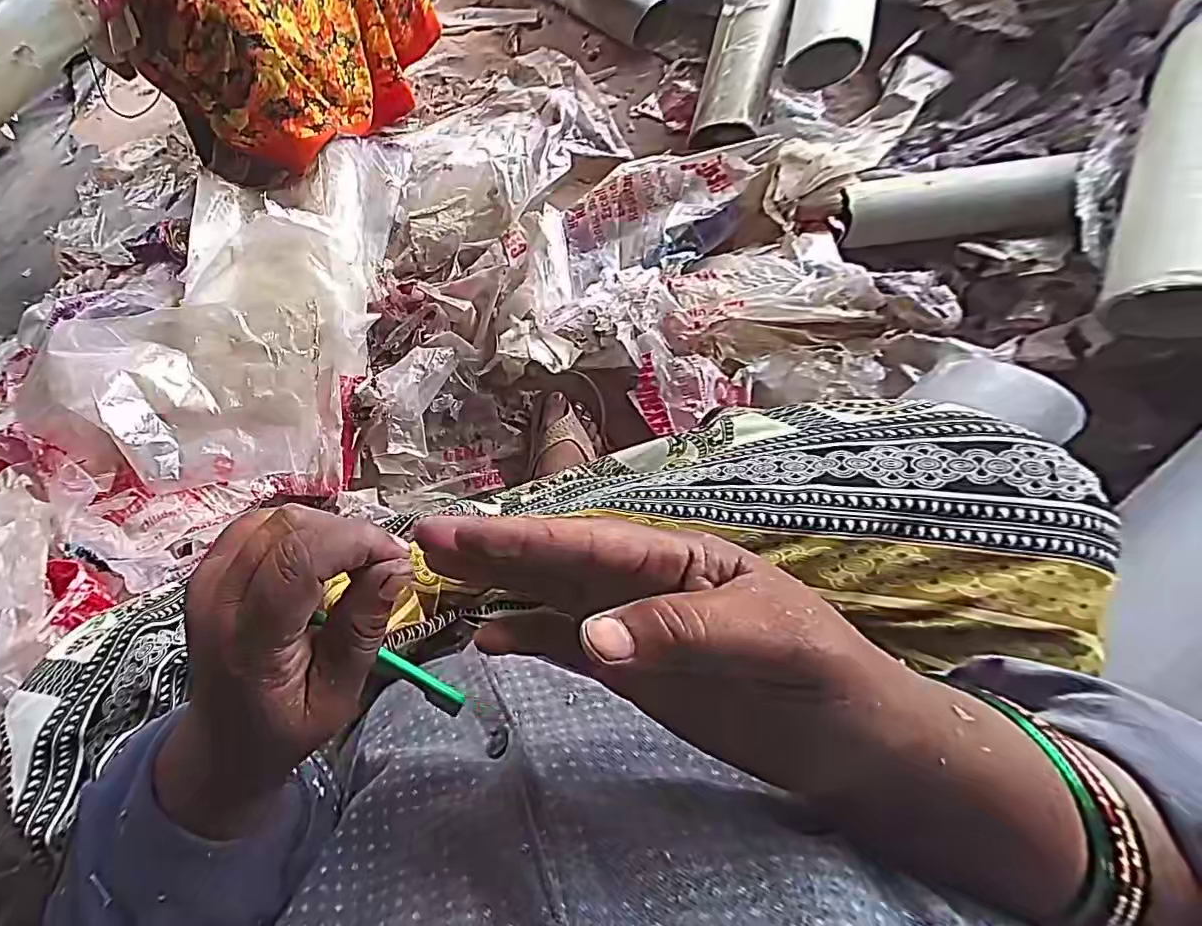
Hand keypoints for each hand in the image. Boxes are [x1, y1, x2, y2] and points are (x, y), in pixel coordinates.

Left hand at [156, 505, 411, 837]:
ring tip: (350, 562)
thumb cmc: (280, 729)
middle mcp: (217, 597)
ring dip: (321, 528)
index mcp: (248, 639)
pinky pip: (256, 524)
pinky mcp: (207, 566)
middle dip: (345, 532)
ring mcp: (205, 576)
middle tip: (380, 561)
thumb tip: (396, 569)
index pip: (297, 559)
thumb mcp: (335, 698)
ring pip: (272, 517)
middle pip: (286, 527)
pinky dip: (295, 531)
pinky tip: (315, 558)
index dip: (354, 542)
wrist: (221, 741)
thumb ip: (362, 630)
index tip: (394, 558)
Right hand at [412, 514, 908, 796]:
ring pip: (541, 595)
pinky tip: (486, 639)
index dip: (514, 537)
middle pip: (546, 560)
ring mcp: (621, 622)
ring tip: (437, 573)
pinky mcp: (620, 665)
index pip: (577, 542)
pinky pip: (557, 643)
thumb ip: (675, 631)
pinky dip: (520, 637)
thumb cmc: (825, 675)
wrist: (860, 750)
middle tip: (424, 537)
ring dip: (491, 583)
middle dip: (486, 548)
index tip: (456, 536)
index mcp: (665, 554)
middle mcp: (631, 580)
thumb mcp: (765, 641)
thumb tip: (591, 639)